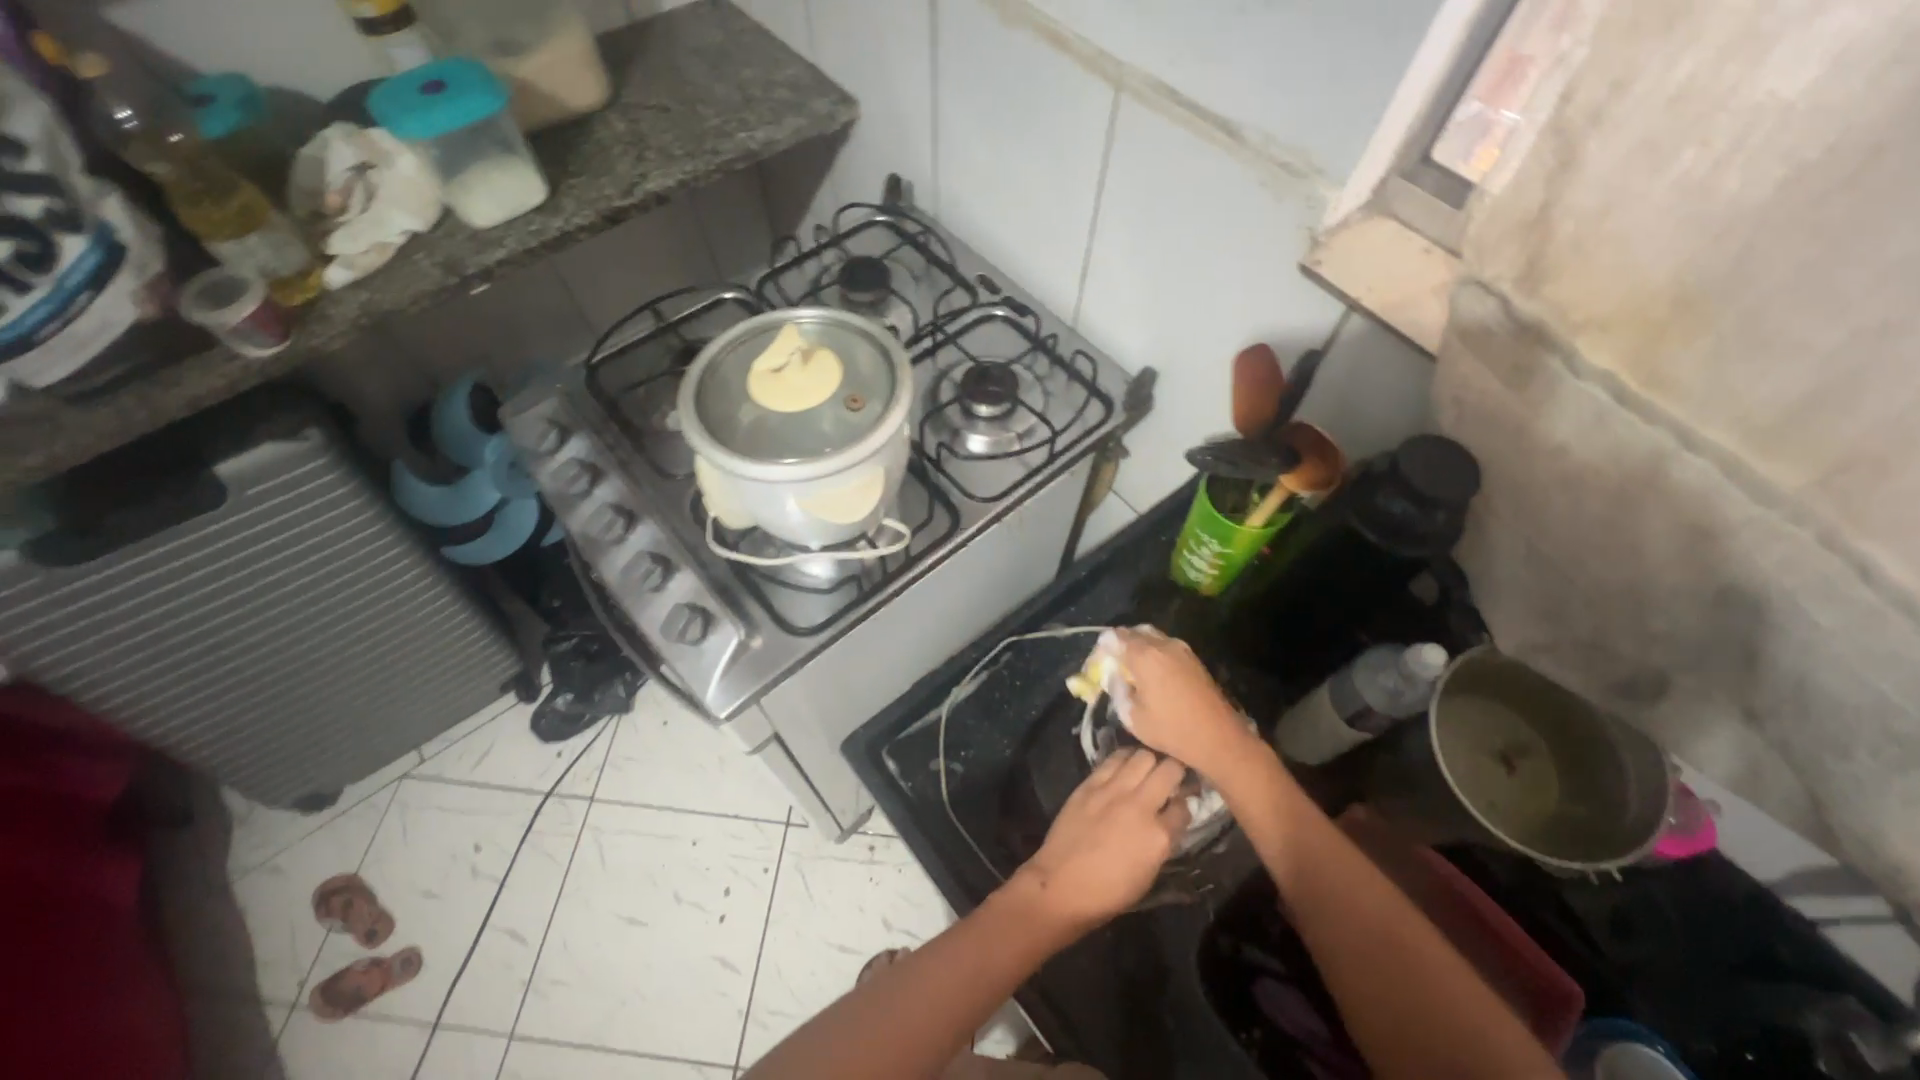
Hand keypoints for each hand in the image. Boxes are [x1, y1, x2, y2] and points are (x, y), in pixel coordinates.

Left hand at [1008, 748, 1191, 932]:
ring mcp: (1113, 791)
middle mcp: (1140, 807)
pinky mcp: (1090, 784)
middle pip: (1169, 770)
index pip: (1184, 807)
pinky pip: (1113, 759)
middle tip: (1170, 777)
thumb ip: (1162, 842)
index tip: (1182, 801)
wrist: (1061, 885)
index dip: (1186, 803)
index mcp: (1159, 836)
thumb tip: (1167, 821)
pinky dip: (1123, 759)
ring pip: (1142, 756)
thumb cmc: (1109, 891)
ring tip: (1147, 768)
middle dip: (1175, 770)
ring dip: (1150, 760)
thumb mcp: (1149, 874)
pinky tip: (1124, 766)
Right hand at [1107, 628, 1263, 780]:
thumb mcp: (1132, 716)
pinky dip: (1153, 654)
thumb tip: (1115, 676)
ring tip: (1131, 671)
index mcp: (1145, 655)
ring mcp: (1182, 649)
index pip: (1113, 636)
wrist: (1219, 738)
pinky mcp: (1193, 659)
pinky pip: (1165, 646)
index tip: (1097, 666)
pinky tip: (1151, 675)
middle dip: (1119, 644)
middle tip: (1113, 665)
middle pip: (1133, 631)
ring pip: (1151, 637)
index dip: (1101, 649)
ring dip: (1138, 648)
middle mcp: (1163, 645)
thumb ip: (1117, 690)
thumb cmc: (1172, 730)